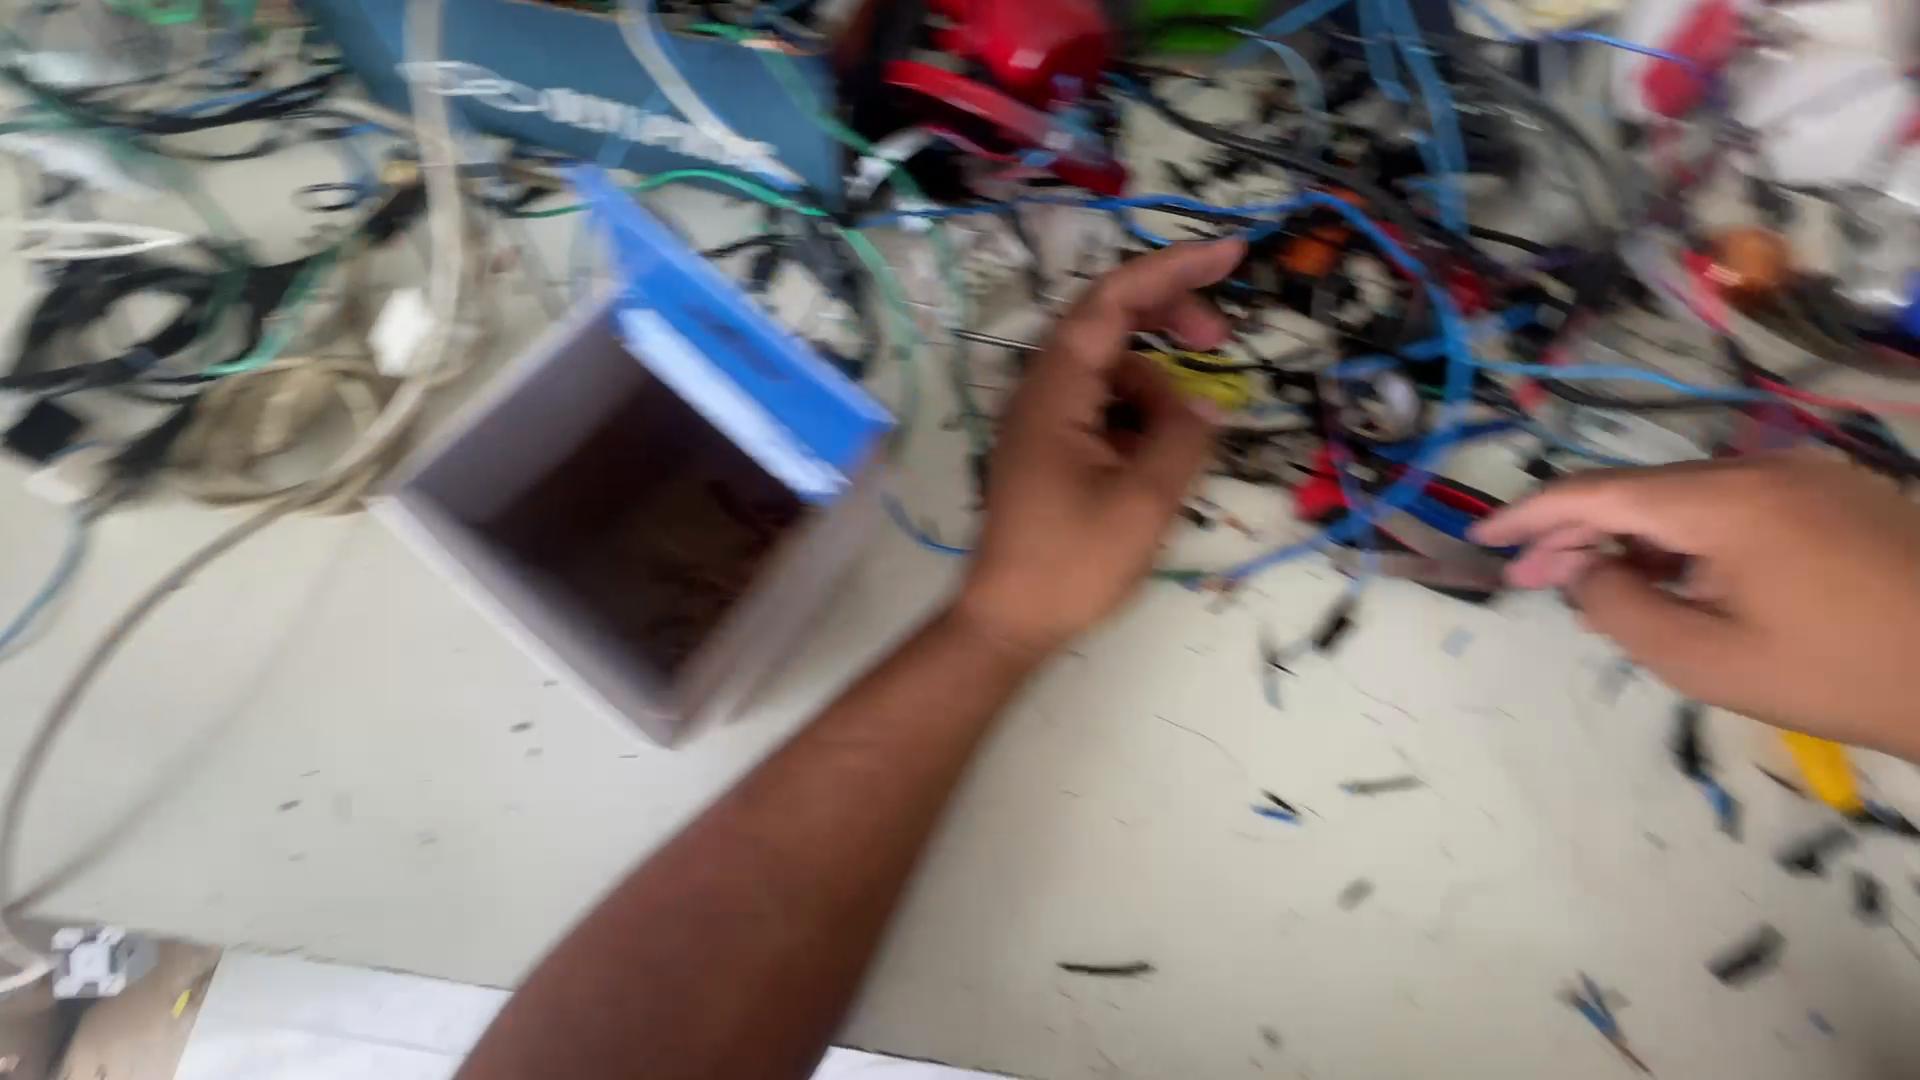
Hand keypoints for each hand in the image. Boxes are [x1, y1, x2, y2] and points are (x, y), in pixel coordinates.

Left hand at [951, 240, 1244, 658]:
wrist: (1008, 620)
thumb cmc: (1071, 563)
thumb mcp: (1144, 500)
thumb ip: (1183, 438)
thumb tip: (1206, 407)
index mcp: (1056, 390)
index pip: (1111, 300)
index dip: (1172, 268)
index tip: (1232, 254)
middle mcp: (1040, 393)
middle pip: (1107, 327)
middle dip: (1168, 322)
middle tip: (1221, 342)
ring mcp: (1040, 423)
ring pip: (1108, 376)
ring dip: (1155, 389)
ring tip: (1186, 441)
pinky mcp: (1046, 452)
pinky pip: (1099, 413)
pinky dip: (1135, 420)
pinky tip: (1158, 459)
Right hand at [1472, 451, 1919, 755]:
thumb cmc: (1841, 675)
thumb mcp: (1697, 656)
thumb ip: (1613, 604)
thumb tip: (1579, 568)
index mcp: (1725, 502)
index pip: (1592, 493)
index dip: (1525, 515)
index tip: (1480, 538)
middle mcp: (1762, 470)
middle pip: (1631, 492)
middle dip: (1570, 535)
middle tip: (1526, 581)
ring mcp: (1806, 478)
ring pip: (1676, 498)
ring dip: (1623, 539)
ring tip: (1591, 591)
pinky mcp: (1836, 496)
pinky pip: (1725, 506)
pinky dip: (1676, 539)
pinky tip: (1661, 578)